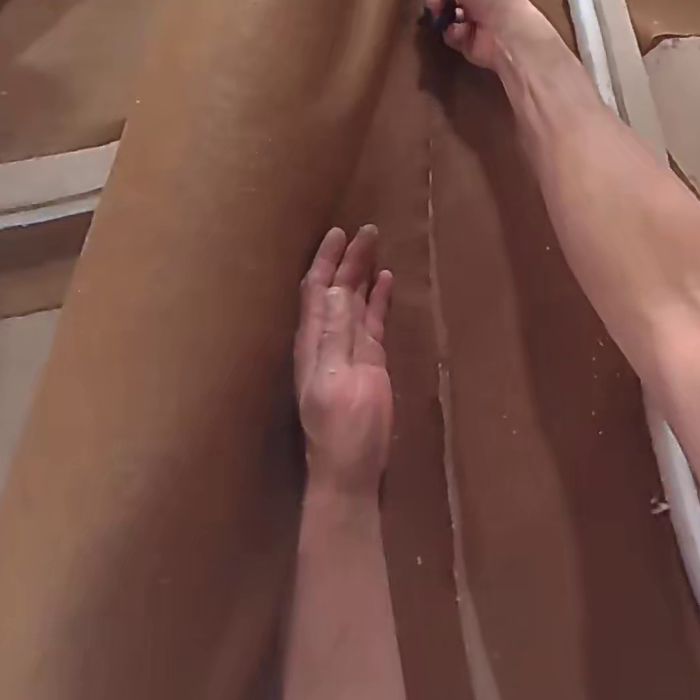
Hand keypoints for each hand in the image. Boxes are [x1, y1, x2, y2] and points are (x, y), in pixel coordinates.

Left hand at [295, 225, 394, 496]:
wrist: (350, 469)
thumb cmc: (339, 430)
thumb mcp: (335, 381)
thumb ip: (336, 335)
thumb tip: (339, 290)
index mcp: (313, 340)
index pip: (317, 288)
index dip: (325, 260)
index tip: (339, 232)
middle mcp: (328, 337)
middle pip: (337, 288)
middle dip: (349, 258)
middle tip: (368, 230)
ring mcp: (350, 348)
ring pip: (355, 300)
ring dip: (362, 273)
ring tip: (375, 245)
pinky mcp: (369, 359)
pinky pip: (372, 320)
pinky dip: (378, 298)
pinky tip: (386, 280)